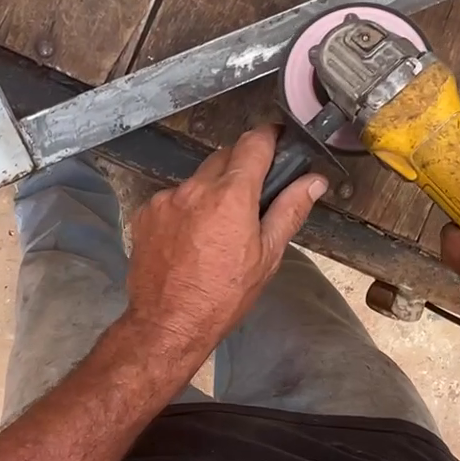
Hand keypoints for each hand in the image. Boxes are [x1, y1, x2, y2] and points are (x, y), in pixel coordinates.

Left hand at [124, 126, 326, 355]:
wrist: (168, 323)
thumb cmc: (221, 297)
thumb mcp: (267, 256)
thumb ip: (289, 210)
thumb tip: (313, 182)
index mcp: (231, 196)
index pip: (253, 143)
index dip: (269, 138)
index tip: (277, 141)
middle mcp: (195, 189)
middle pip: (224, 157)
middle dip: (241, 167)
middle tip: (252, 197)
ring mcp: (166, 199)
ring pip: (197, 179)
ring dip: (211, 191)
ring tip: (217, 228)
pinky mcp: (146, 212)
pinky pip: (172, 197)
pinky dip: (185, 208)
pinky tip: (190, 238)